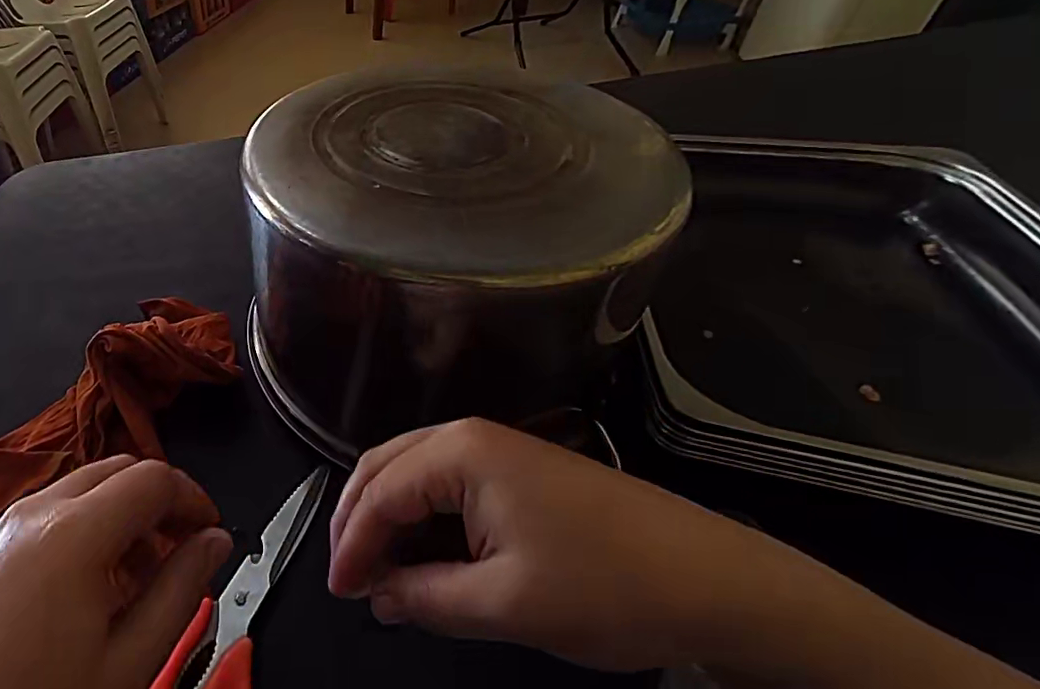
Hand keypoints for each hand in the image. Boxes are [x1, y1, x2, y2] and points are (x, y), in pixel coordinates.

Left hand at [0, 456, 233, 688]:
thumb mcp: (127, 661)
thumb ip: (181, 588)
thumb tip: (214, 543)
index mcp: (74, 532)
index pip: (156, 478)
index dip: (194, 499)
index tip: (209, 529)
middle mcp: (36, 514)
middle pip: (123, 470)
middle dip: (161, 501)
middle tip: (180, 548)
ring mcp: (5, 529)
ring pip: (88, 486)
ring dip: (126, 513)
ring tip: (138, 577)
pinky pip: (53, 511)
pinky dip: (88, 525)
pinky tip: (92, 585)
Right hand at [328, 419, 1039, 687]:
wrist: (701, 573)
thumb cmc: (601, 585)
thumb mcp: (505, 605)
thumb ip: (427, 598)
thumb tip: (378, 596)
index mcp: (462, 452)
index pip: (381, 491)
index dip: (351, 543)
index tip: (338, 593)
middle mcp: (472, 434)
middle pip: (388, 464)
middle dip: (358, 517)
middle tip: (348, 578)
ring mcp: (497, 446)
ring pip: (415, 469)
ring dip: (388, 513)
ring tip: (376, 569)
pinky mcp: (517, 467)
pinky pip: (447, 481)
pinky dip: (422, 513)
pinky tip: (420, 551)